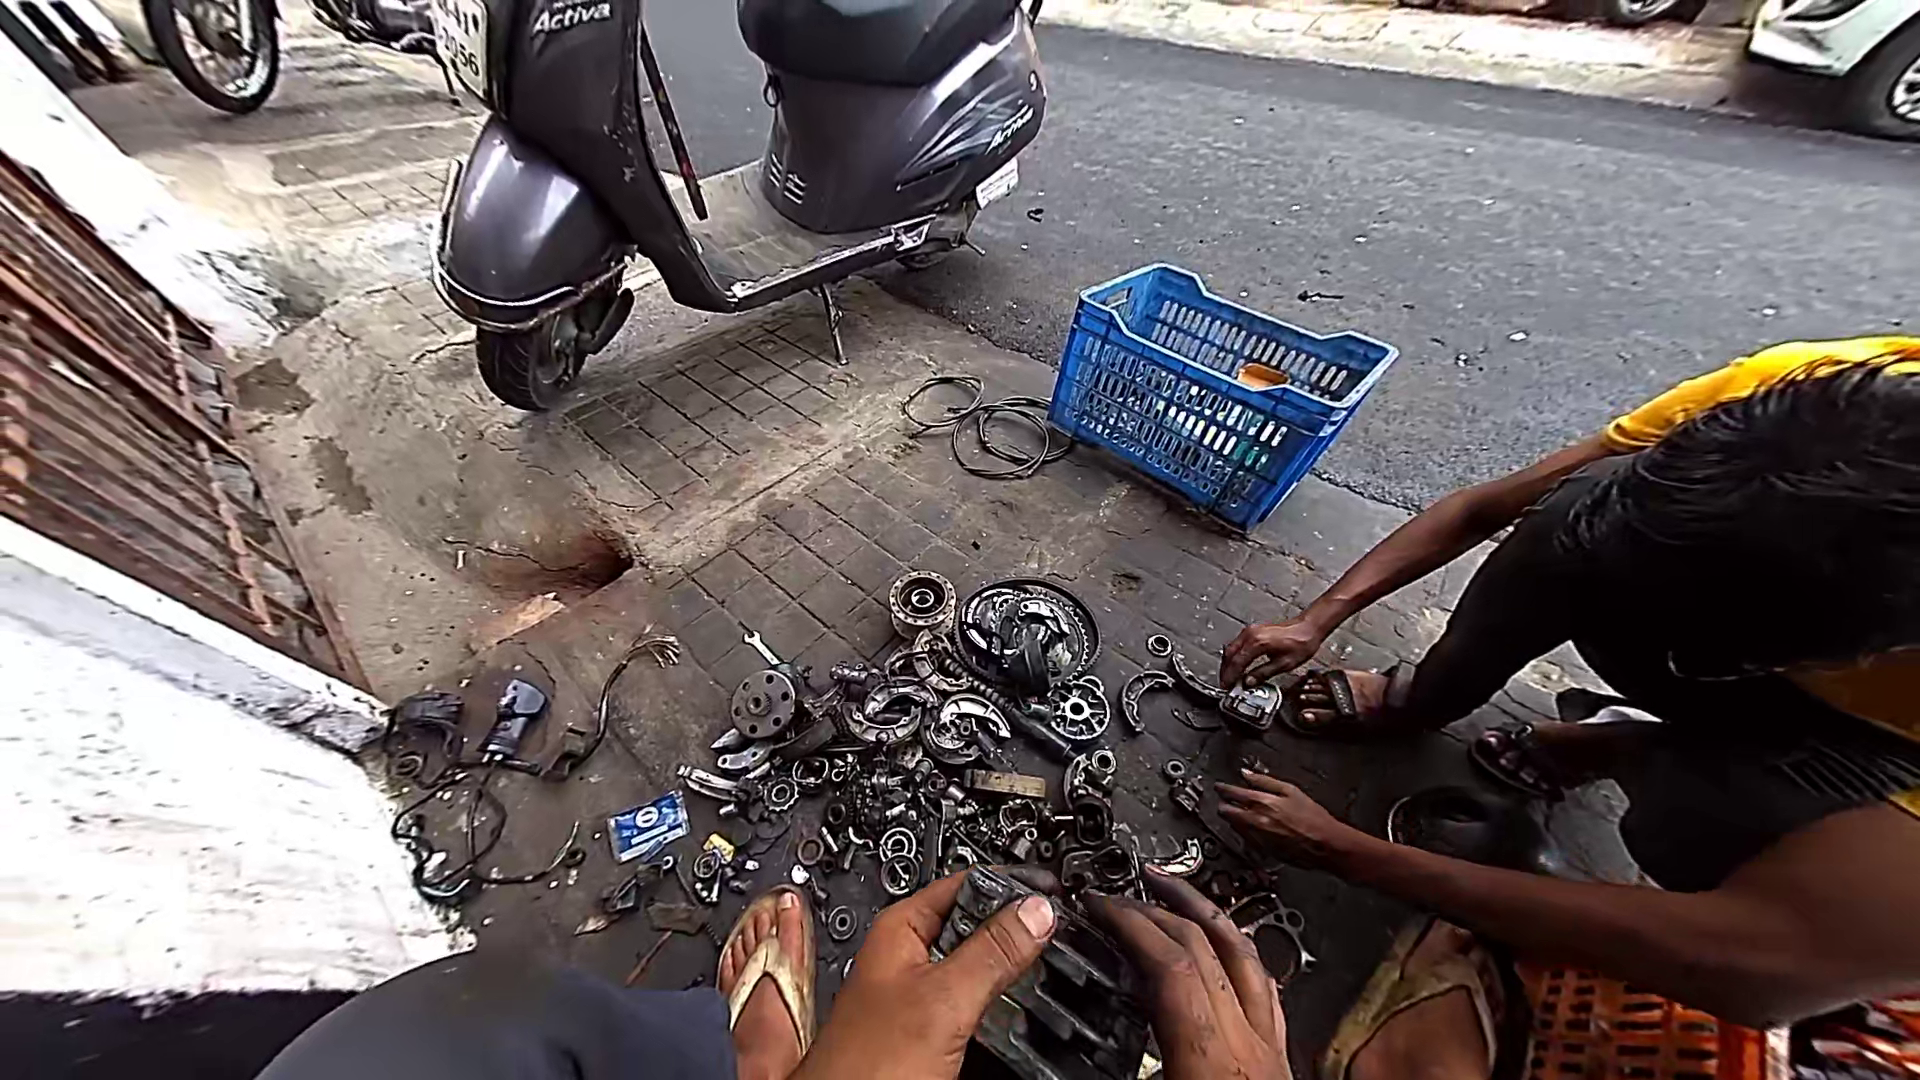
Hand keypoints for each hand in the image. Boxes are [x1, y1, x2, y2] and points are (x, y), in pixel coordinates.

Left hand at [791, 871, 1054, 1079]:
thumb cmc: (865, 1071)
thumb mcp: (942, 1000)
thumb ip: (991, 952)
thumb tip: (1034, 910)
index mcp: (901, 930)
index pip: (964, 884)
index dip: (1005, 883)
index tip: (1046, 888)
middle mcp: (909, 958)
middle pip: (972, 925)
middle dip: (1011, 924)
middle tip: (1054, 924)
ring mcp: (919, 998)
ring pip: (976, 967)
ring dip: (1009, 964)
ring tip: (1046, 959)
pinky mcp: (929, 1035)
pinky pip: (974, 1004)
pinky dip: (1000, 1001)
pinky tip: (1020, 1007)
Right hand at [1086, 867, 1289, 1079]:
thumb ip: (1112, 1069)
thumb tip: (1066, 1058)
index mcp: (1211, 1065)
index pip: (1169, 963)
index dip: (1128, 922)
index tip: (1098, 904)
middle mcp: (1250, 1050)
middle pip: (1202, 946)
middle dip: (1153, 908)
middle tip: (1119, 895)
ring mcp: (1273, 1055)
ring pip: (1242, 955)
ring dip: (1200, 910)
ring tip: (1171, 886)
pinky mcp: (1282, 1066)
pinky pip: (1264, 988)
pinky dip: (1234, 949)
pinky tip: (1218, 943)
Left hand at [1217, 769, 1366, 870]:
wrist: (1328, 846)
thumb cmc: (1314, 818)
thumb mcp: (1290, 790)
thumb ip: (1264, 781)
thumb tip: (1245, 773)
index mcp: (1261, 802)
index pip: (1232, 793)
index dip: (1222, 789)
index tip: (1218, 787)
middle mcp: (1256, 820)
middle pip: (1227, 812)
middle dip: (1223, 805)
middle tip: (1224, 801)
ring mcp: (1258, 837)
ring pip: (1234, 826)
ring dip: (1232, 818)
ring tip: (1236, 813)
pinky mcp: (1264, 850)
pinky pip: (1246, 839)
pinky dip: (1243, 831)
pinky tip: (1250, 828)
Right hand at [1220, 617, 1327, 687]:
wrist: (1308, 628)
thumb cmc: (1301, 642)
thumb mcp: (1285, 664)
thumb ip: (1263, 673)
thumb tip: (1249, 682)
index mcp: (1257, 643)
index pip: (1237, 662)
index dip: (1230, 676)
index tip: (1227, 686)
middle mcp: (1250, 634)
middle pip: (1229, 654)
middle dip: (1225, 670)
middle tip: (1225, 683)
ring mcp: (1249, 631)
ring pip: (1230, 648)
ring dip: (1228, 663)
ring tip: (1229, 676)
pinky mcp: (1252, 631)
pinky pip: (1236, 644)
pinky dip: (1233, 656)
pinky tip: (1236, 664)